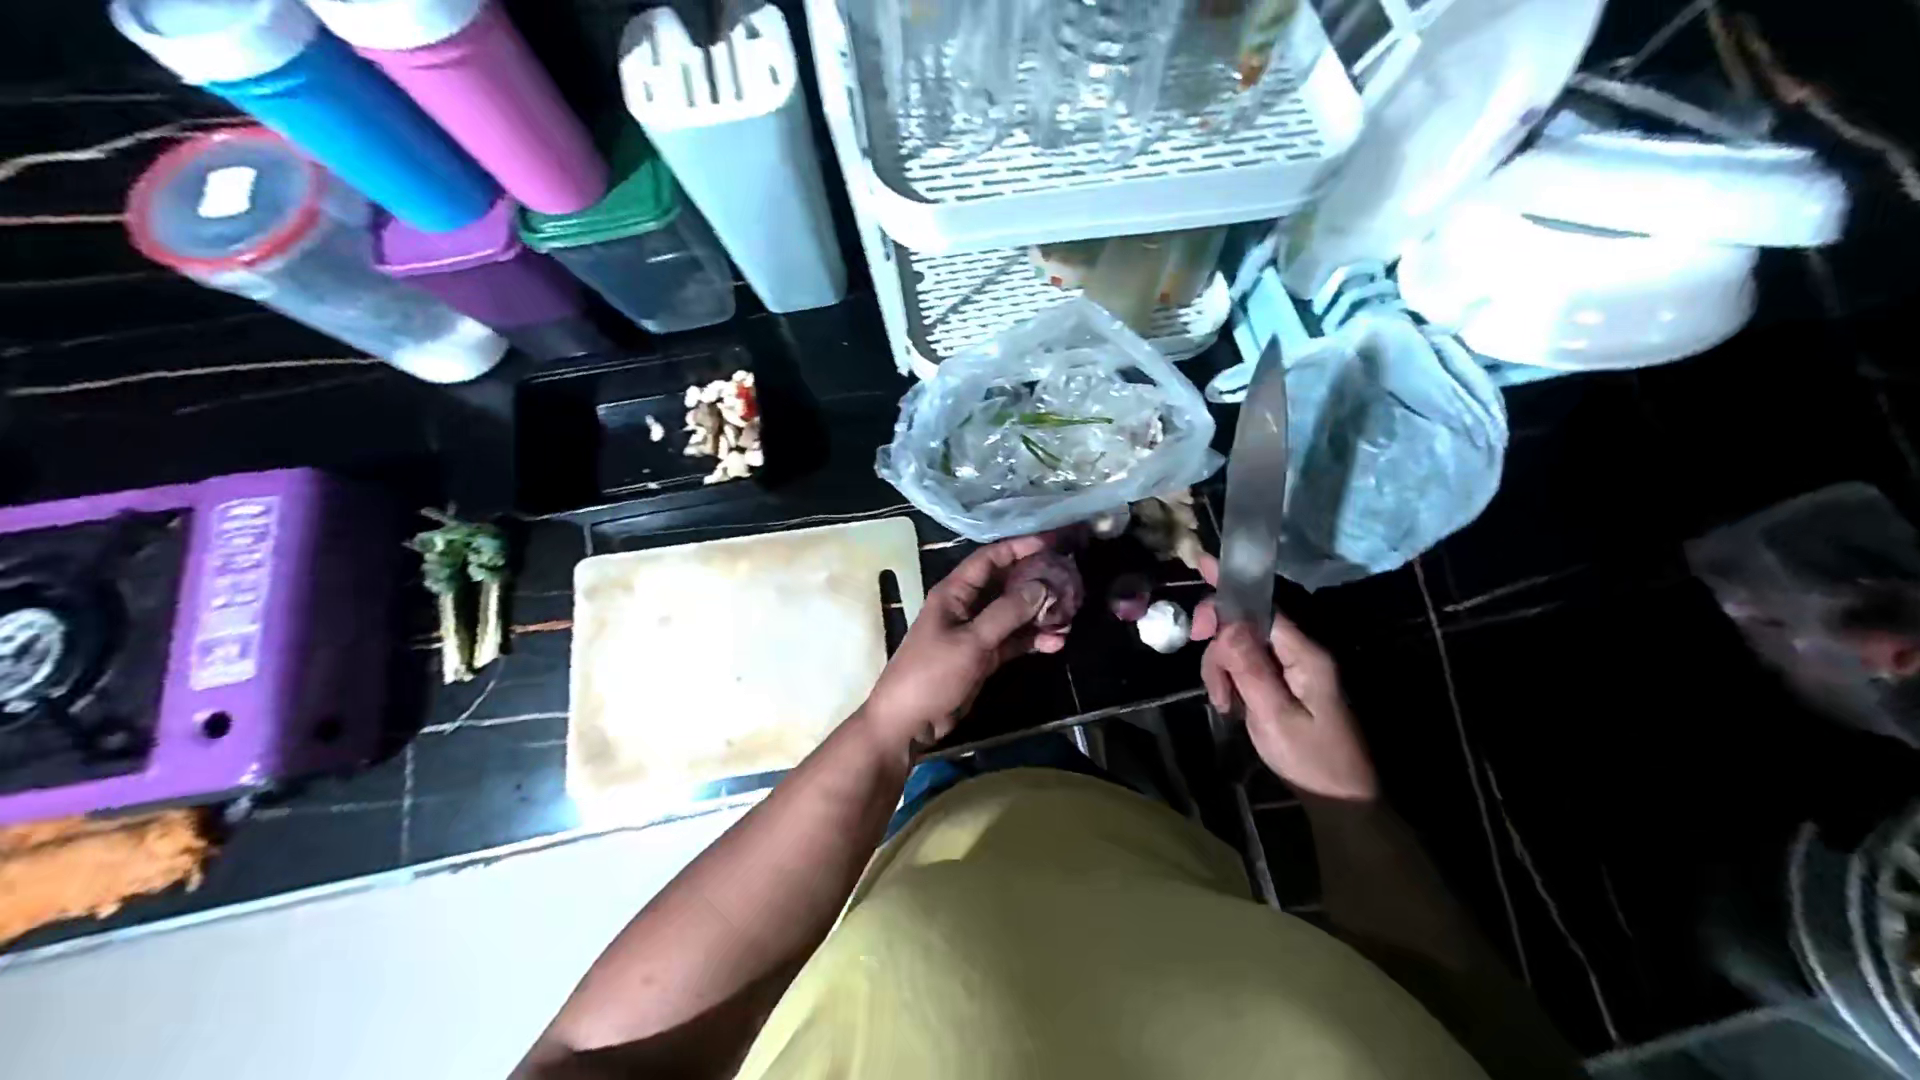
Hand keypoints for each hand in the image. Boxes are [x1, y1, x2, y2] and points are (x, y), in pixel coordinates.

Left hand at [859, 534, 1068, 751]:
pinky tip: (1056, 643)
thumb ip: (1006, 613)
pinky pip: (1014, 639)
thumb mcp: (971, 642)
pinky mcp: (984, 656)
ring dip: (1040, 614)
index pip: (990, 558)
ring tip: (1069, 617)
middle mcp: (967, 606)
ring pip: (1014, 613)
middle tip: (1071, 581)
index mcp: (955, 592)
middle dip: (1038, 582)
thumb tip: (1041, 586)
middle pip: (1007, 583)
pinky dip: (1034, 639)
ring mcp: (976, 631)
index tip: (1053, 542)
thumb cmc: (932, 674)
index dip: (1020, 547)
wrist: (908, 721)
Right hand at [1193, 558, 1377, 802]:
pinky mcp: (1285, 678)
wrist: (1341, 799)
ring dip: (1222, 665)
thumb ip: (1250, 668)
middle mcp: (1301, 650)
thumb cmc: (1312, 760)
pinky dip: (1230, 676)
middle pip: (1248, 621)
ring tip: (1223, 702)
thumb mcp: (1274, 716)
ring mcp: (1293, 664)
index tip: (1203, 561)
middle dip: (1219, 638)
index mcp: (1305, 653)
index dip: (1233, 585)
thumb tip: (1227, 623)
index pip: (1266, 604)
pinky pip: (1248, 660)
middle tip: (1207, 670)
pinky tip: (1229, 702)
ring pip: (1242, 642)